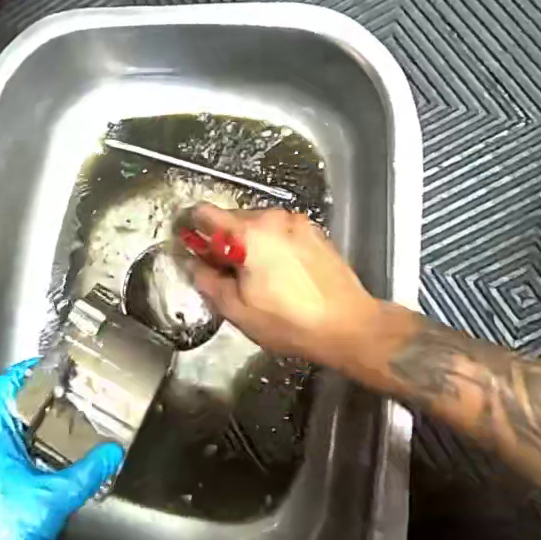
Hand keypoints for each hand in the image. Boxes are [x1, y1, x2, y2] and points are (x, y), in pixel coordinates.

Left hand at [0, 360, 123, 539]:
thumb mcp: (53, 501)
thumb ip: (86, 473)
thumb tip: (112, 452)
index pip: (6, 385)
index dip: (31, 370)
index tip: (56, 366)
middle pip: (7, 402)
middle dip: (38, 395)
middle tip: (69, 392)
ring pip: (4, 425)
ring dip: (31, 418)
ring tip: (63, 418)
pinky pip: (0, 445)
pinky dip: (22, 439)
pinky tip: (46, 452)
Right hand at [182, 204, 400, 374]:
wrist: (348, 326)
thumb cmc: (292, 322)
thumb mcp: (238, 310)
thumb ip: (208, 281)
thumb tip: (194, 265)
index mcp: (247, 234)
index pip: (205, 213)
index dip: (192, 228)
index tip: (192, 244)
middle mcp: (272, 219)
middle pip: (232, 219)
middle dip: (224, 242)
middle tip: (227, 273)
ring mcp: (296, 223)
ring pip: (258, 225)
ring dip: (249, 243)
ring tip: (258, 278)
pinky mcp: (314, 232)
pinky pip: (281, 231)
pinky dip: (273, 245)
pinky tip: (281, 274)